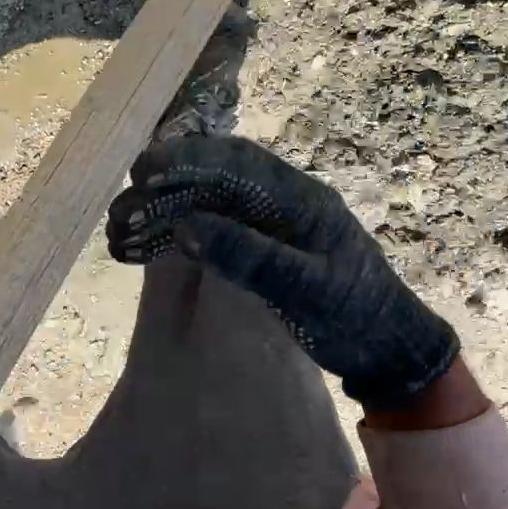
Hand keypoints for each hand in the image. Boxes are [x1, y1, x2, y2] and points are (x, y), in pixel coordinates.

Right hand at [105, 136, 459, 409]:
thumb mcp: (308, 287)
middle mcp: (275, 202)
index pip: (234, 161)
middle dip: (160, 191)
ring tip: (119, 233)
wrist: (388, 349)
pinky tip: (140, 253)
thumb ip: (249, 256)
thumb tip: (186, 228)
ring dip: (159, 216)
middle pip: (208, 181)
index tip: (144, 171)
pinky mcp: (253, 250)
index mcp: (297, 197)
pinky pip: (205, 236)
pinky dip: (171, 241)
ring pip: (200, 207)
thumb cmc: (357, 314)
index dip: (187, 159)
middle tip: (121, 209)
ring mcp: (262, 226)